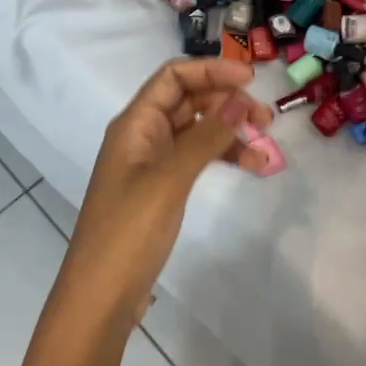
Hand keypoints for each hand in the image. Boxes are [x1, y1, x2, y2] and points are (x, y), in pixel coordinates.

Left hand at [58, 59, 273, 327]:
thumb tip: (240, 98)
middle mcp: (141, 136)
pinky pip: (194, 159)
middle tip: (266, 118)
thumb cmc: (128, 231)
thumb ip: (205, 137)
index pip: (173, 77)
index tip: (252, 78)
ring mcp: (150, 164)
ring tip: (265, 148)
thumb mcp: (169, 179)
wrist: (100, 296)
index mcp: (134, 124)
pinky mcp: (160, 190)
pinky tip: (250, 167)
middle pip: (187, 100)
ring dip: (228, 132)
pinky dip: (221, 157)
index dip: (211, 70)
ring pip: (195, 131)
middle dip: (226, 101)